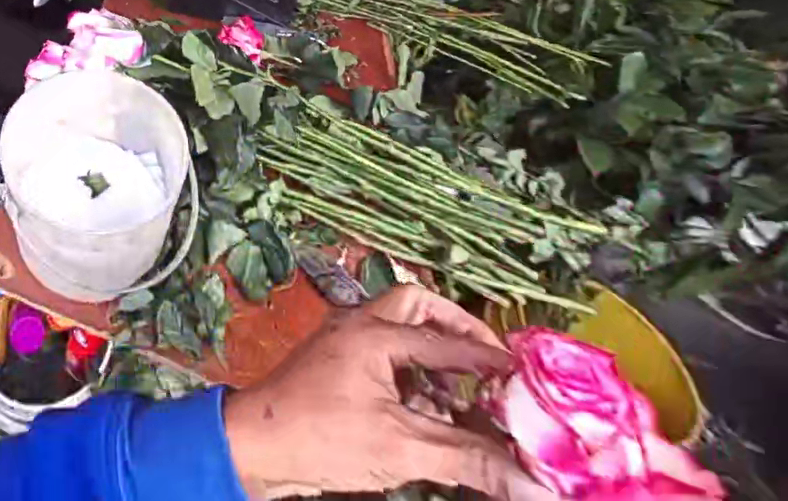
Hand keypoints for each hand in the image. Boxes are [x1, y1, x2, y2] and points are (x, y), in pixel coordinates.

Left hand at [222, 285, 552, 499]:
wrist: (256, 446)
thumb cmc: (325, 438)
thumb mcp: (400, 450)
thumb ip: (465, 461)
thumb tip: (531, 485)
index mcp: (374, 334)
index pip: (442, 339)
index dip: (484, 356)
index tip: (520, 370)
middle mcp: (359, 324)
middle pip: (415, 304)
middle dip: (452, 324)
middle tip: (485, 355)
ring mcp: (344, 340)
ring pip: (397, 325)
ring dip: (430, 349)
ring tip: (461, 390)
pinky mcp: (336, 362)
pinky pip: (383, 351)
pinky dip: (409, 370)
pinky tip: (427, 407)